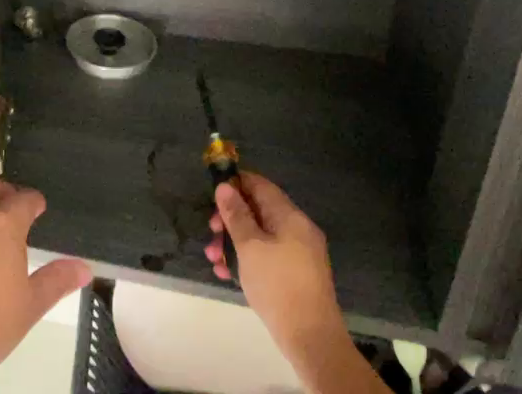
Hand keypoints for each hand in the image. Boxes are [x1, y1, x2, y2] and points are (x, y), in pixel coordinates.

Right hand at [205, 172, 341, 354]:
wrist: (310, 337)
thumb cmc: (277, 284)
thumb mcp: (249, 246)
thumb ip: (236, 214)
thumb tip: (225, 186)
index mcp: (290, 217)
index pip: (259, 185)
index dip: (235, 184)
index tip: (211, 195)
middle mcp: (297, 230)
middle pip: (257, 211)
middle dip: (229, 220)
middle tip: (211, 233)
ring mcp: (298, 253)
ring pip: (258, 236)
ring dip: (233, 242)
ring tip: (214, 260)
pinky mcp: (295, 274)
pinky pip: (266, 255)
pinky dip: (246, 259)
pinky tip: (226, 273)